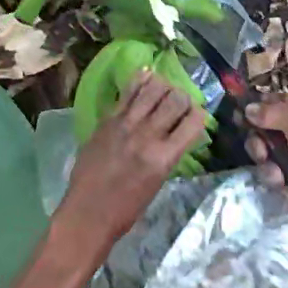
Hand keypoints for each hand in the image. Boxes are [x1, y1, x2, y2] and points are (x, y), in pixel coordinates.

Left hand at [58, 71, 207, 247]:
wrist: (88, 211)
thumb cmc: (127, 207)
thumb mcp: (158, 182)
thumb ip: (169, 153)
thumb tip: (178, 132)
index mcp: (164, 157)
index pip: (193, 122)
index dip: (199, 114)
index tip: (197, 115)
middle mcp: (148, 135)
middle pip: (175, 100)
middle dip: (183, 97)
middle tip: (180, 102)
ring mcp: (126, 124)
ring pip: (153, 88)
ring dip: (164, 86)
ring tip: (164, 89)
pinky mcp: (108, 118)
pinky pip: (128, 91)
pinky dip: (140, 80)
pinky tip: (146, 76)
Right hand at [245, 93, 287, 222]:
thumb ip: (271, 113)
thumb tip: (248, 108)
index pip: (268, 104)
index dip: (252, 110)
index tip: (238, 119)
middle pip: (262, 134)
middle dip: (258, 146)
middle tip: (262, 154)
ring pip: (268, 161)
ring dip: (270, 170)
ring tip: (280, 179)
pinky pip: (280, 182)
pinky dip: (284, 188)